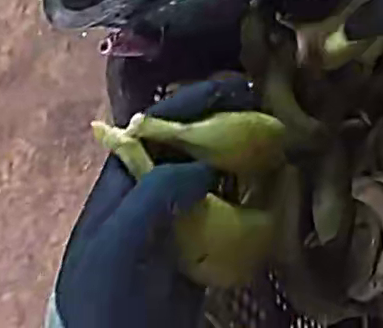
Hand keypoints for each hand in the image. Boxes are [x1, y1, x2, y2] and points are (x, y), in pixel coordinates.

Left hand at [50, 78, 255, 327]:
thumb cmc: (107, 295)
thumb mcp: (117, 243)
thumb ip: (154, 192)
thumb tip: (208, 165)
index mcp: (124, 178)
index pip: (159, 120)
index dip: (197, 98)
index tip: (239, 88)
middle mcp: (150, 185)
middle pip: (190, 133)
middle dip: (225, 114)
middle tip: (265, 107)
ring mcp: (175, 209)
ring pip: (210, 158)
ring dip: (240, 142)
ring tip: (274, 134)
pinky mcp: (197, 233)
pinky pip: (226, 192)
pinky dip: (247, 176)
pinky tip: (269, 174)